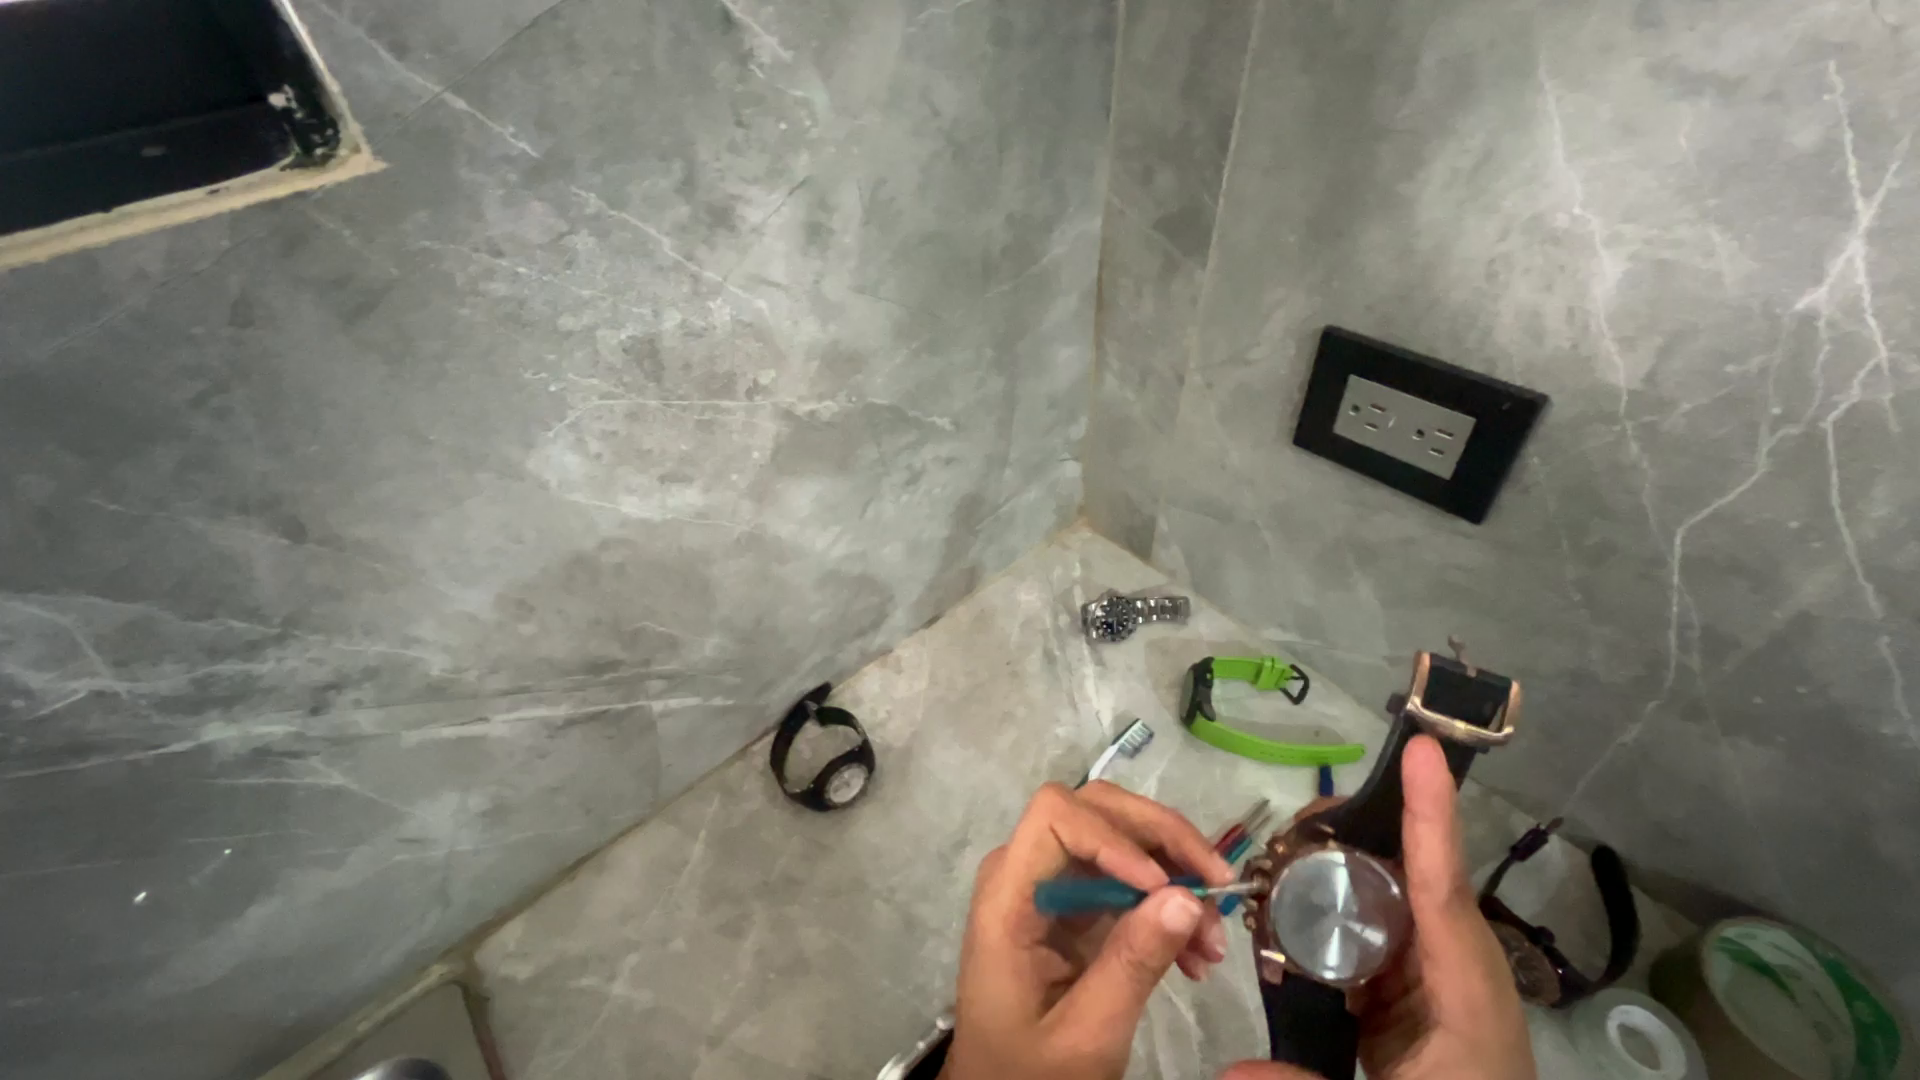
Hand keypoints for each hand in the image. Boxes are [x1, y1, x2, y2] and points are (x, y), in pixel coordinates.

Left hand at [941, 781, 1235, 1079]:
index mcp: (1008, 894)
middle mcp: (1025, 871)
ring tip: (1213, 938)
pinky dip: (1167, 902)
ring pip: (1119, 836)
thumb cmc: (1029, 1072)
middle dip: (1161, 837)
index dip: (1113, 835)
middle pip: (1094, 810)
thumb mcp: (1086, 1034)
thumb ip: (1133, 963)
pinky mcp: (1075, 903)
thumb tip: (1187, 896)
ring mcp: (1051, 882)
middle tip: (1217, 880)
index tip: (1162, 883)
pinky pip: (1127, 877)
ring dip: (1174, 871)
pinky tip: (1197, 952)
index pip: (1054, 816)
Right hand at [1224, 736, 1535, 1079]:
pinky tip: (1298, 900)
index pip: (1443, 886)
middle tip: (1296, 818)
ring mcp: (1436, 974)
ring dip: (1344, 862)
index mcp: (1466, 990)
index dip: (1431, 814)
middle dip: (1360, 829)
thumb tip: (1223, 1073)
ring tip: (1287, 849)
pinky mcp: (1415, 987)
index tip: (1423, 750)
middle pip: (1410, 873)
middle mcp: (1455, 965)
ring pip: (1390, 895)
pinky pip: (1376, 927)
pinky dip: (1339, 904)